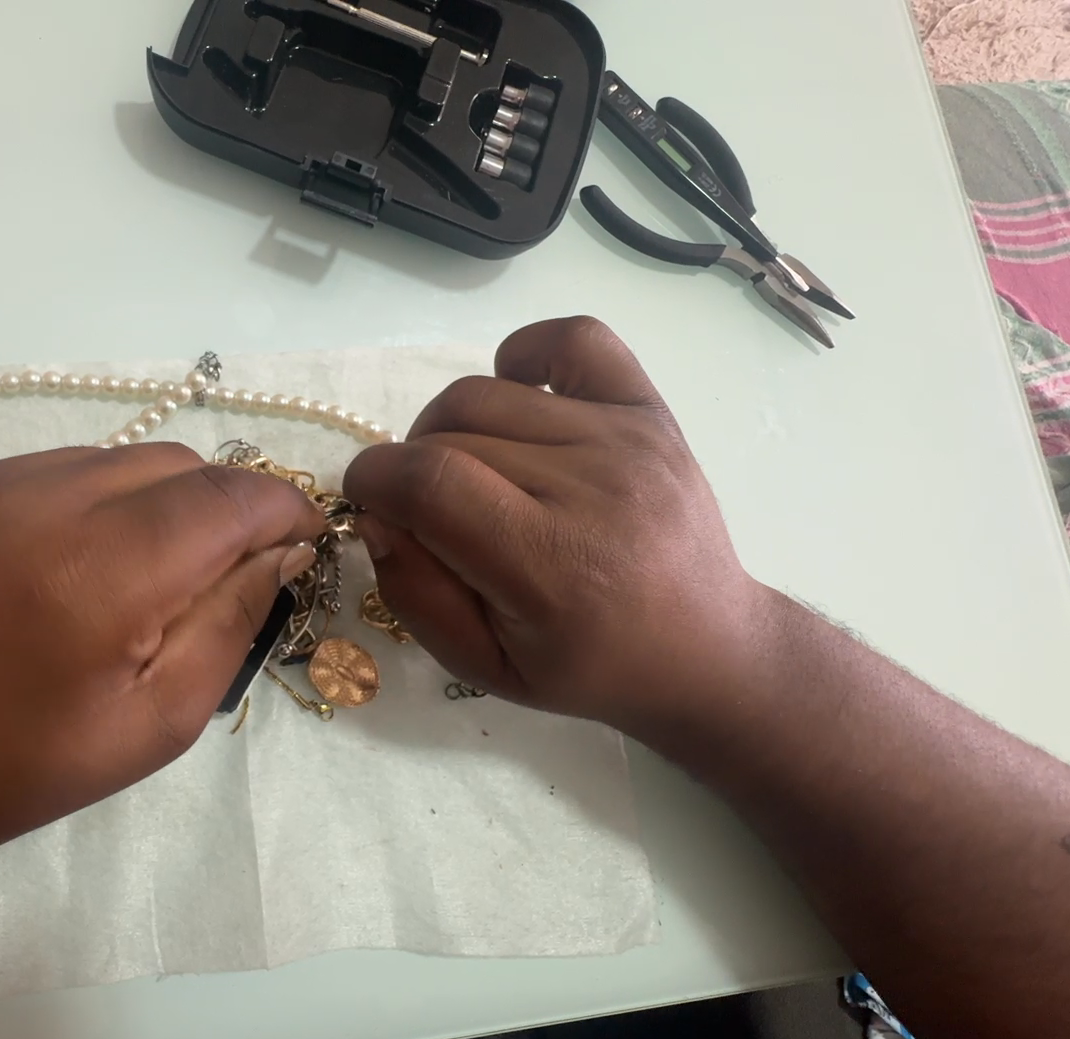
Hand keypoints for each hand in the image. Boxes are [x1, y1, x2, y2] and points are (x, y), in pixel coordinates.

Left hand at [0, 445, 320, 871]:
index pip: (224, 499)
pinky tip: (88, 556)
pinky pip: (70, 466)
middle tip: (232, 563)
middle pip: (179, 464)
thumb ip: (233, 619)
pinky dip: (105, 499)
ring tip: (154, 566)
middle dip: (225, 505)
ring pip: (125, 458)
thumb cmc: (33, 761)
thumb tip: (283, 549)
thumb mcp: (162, 718)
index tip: (306, 535)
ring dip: (164, 500)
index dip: (281, 507)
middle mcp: (40, 503)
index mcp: (96, 575)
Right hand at [344, 317, 778, 734]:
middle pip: (449, 432)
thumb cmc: (581, 667)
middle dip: (406, 465)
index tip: (367, 500)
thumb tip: (378, 515)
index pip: (431, 481)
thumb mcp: (478, 665)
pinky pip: (572, 339)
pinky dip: (523, 356)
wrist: (702, 649)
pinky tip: (515, 399)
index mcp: (549, 565)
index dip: (373, 478)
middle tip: (424, 508)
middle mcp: (591, 487)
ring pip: (486, 390)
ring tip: (464, 468)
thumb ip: (412, 593)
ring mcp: (625, 438)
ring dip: (445, 427)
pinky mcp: (647, 410)